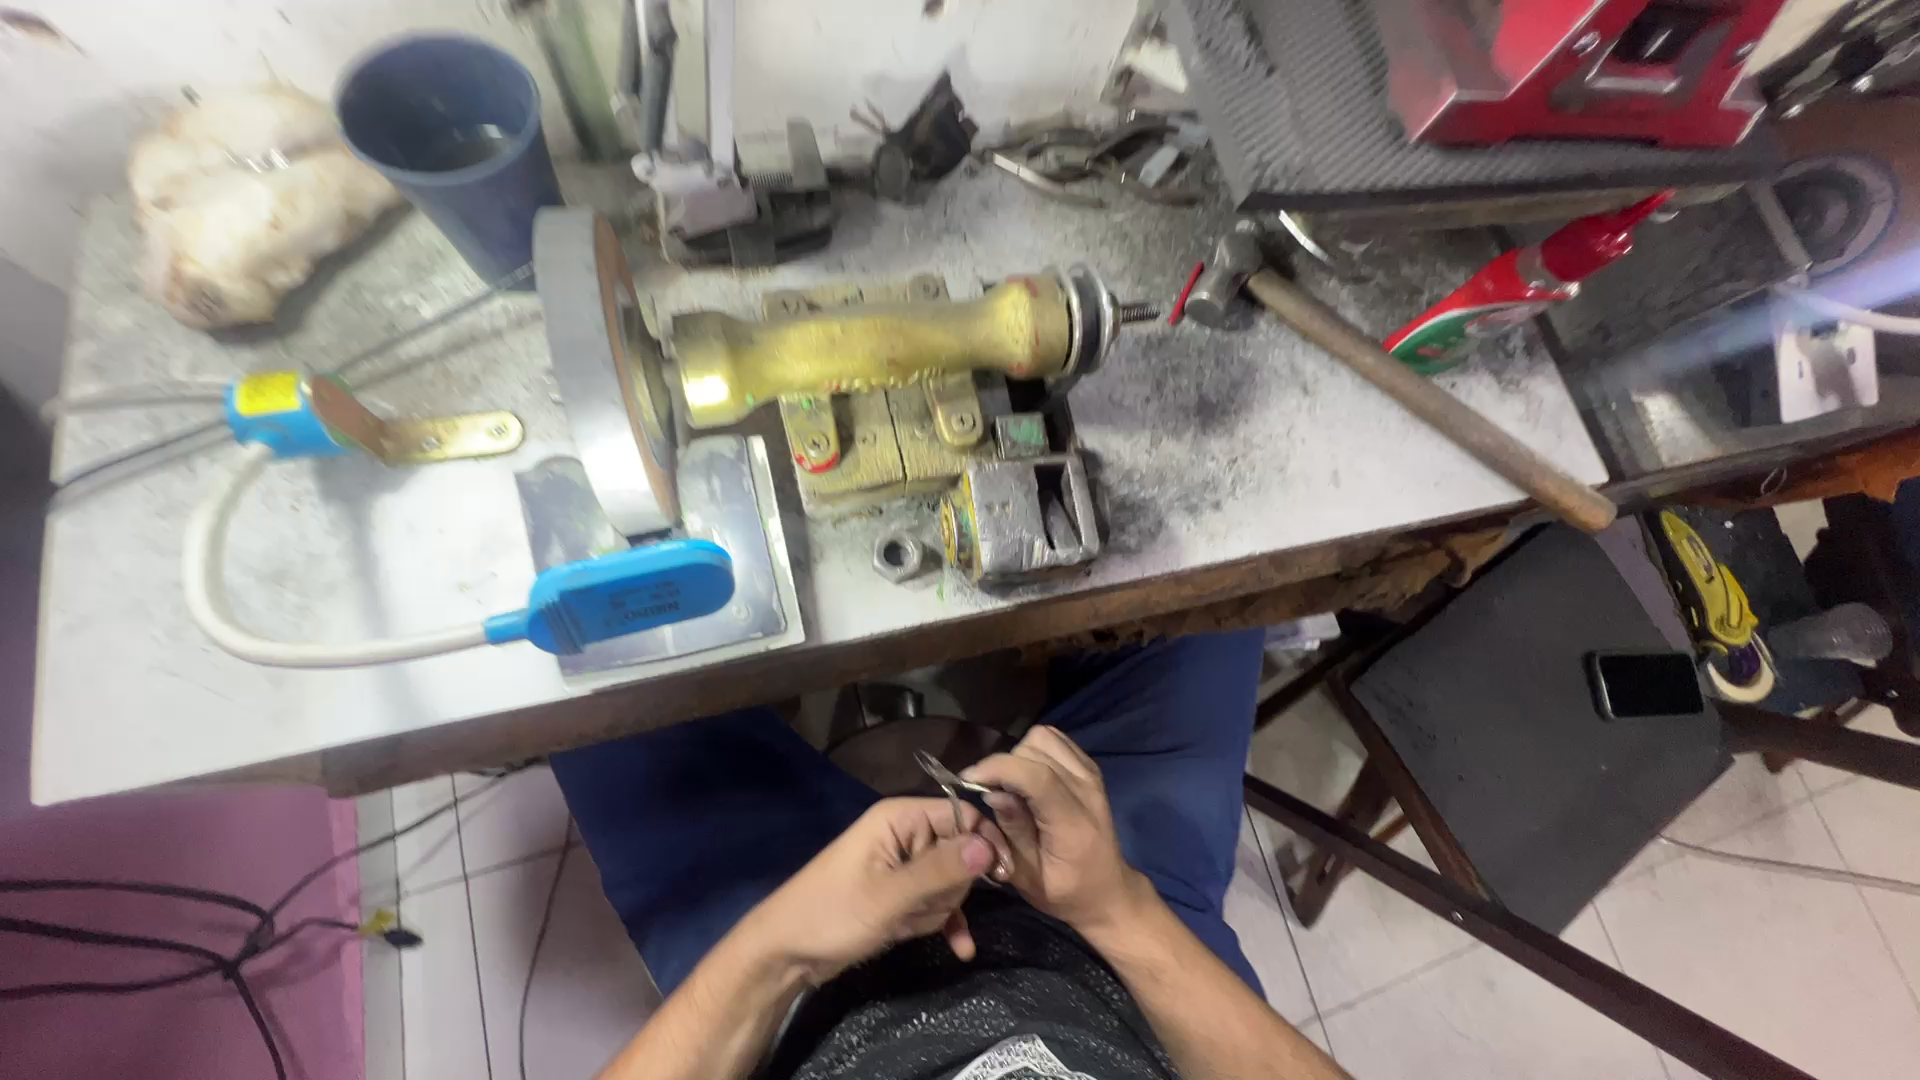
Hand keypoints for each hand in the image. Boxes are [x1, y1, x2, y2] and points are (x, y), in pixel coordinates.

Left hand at [740, 797, 999, 984]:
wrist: (785, 955)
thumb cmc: (831, 914)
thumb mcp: (889, 896)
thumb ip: (940, 871)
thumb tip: (989, 845)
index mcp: (900, 818)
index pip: (961, 815)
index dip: (984, 842)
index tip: (1003, 876)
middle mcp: (905, 834)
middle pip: (959, 852)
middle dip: (950, 887)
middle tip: (919, 907)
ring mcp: (903, 866)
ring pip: (950, 883)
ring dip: (938, 910)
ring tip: (904, 924)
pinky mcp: (901, 895)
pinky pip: (938, 903)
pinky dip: (946, 923)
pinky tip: (959, 948)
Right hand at [962, 726, 1151, 935]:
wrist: (1108, 892)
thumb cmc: (1065, 893)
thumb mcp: (1028, 877)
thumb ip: (1011, 831)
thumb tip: (992, 793)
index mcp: (1073, 824)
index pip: (1037, 777)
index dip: (999, 768)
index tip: (969, 778)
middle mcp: (1086, 791)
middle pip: (1037, 752)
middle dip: (1005, 765)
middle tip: (991, 791)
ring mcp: (1091, 776)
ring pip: (1045, 738)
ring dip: (1019, 754)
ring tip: (1010, 782)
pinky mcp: (1090, 769)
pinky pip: (1056, 739)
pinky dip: (1035, 749)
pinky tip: (1028, 774)